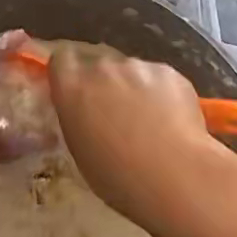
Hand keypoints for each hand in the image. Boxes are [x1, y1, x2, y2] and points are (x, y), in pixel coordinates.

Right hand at [46, 44, 223, 221]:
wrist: (174, 175)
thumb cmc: (119, 177)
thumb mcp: (81, 150)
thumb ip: (78, 116)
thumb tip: (85, 110)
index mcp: (72, 87)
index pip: (62, 59)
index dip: (71, 72)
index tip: (78, 90)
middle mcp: (101, 68)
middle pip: (98, 63)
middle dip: (104, 81)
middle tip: (117, 111)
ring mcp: (137, 66)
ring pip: (131, 70)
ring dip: (135, 87)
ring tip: (151, 120)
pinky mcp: (168, 71)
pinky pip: (159, 77)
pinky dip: (163, 92)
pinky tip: (173, 120)